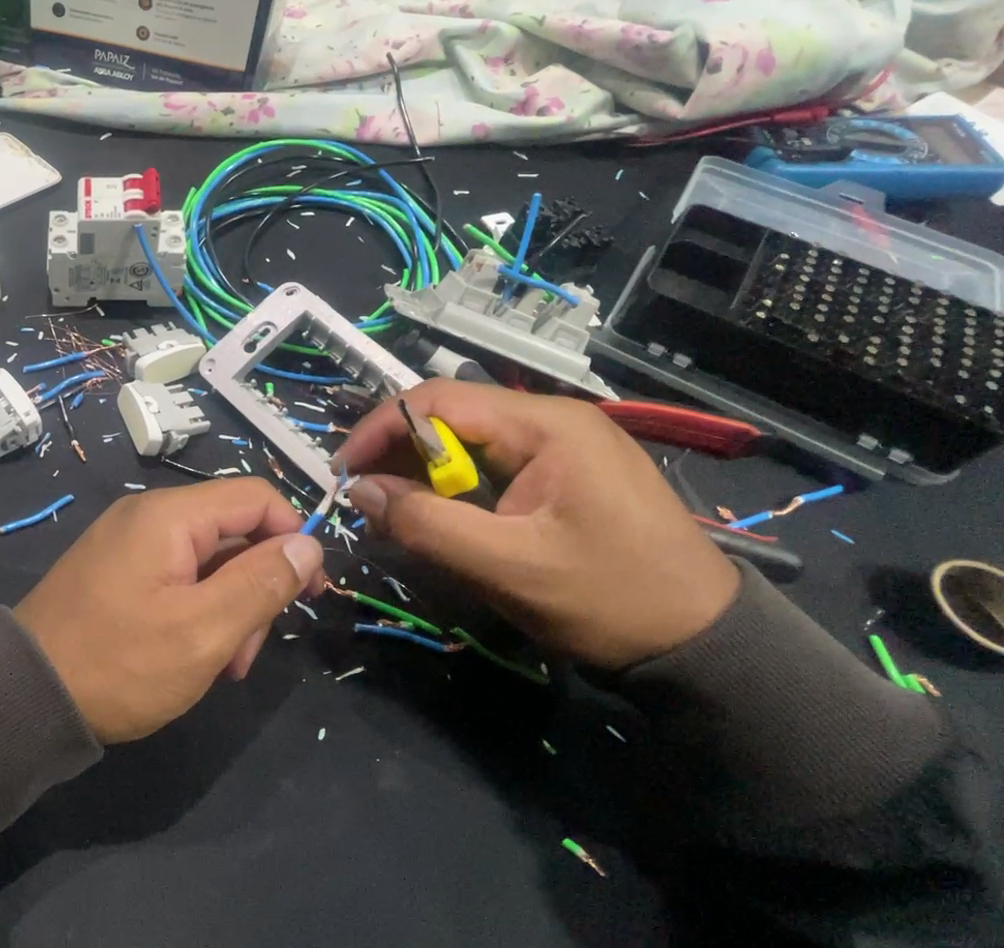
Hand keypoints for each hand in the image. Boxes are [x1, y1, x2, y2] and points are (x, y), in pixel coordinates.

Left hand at [13, 478, 324, 743]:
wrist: (25, 696)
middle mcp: (146, 518)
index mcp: (167, 516)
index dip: (293, 537)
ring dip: (228, 610)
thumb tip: (309, 543)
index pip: (255, 497)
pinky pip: (175, 579)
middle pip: (231, 532)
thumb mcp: (204, 630)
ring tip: (223, 668)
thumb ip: (262, 583)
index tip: (311, 593)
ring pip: (206, 562)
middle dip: (255, 589)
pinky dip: (197, 613)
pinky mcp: (115, 574)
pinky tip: (194, 659)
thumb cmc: (120, 663)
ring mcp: (126, 546)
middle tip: (249, 652)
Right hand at [332, 379, 738, 670]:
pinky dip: (453, 489)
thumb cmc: (607, 599)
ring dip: (422, 474)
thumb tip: (359, 490)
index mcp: (546, 426)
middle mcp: (552, 421)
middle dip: (397, 453)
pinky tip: (437, 519)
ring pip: (465, 442)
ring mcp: (562, 446)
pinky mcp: (563, 474)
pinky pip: (490, 466)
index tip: (344, 473)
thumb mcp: (505, 565)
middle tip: (364, 500)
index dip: (380, 429)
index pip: (438, 400)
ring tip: (393, 515)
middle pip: (450, 415)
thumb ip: (425, 523)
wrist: (702, 645)